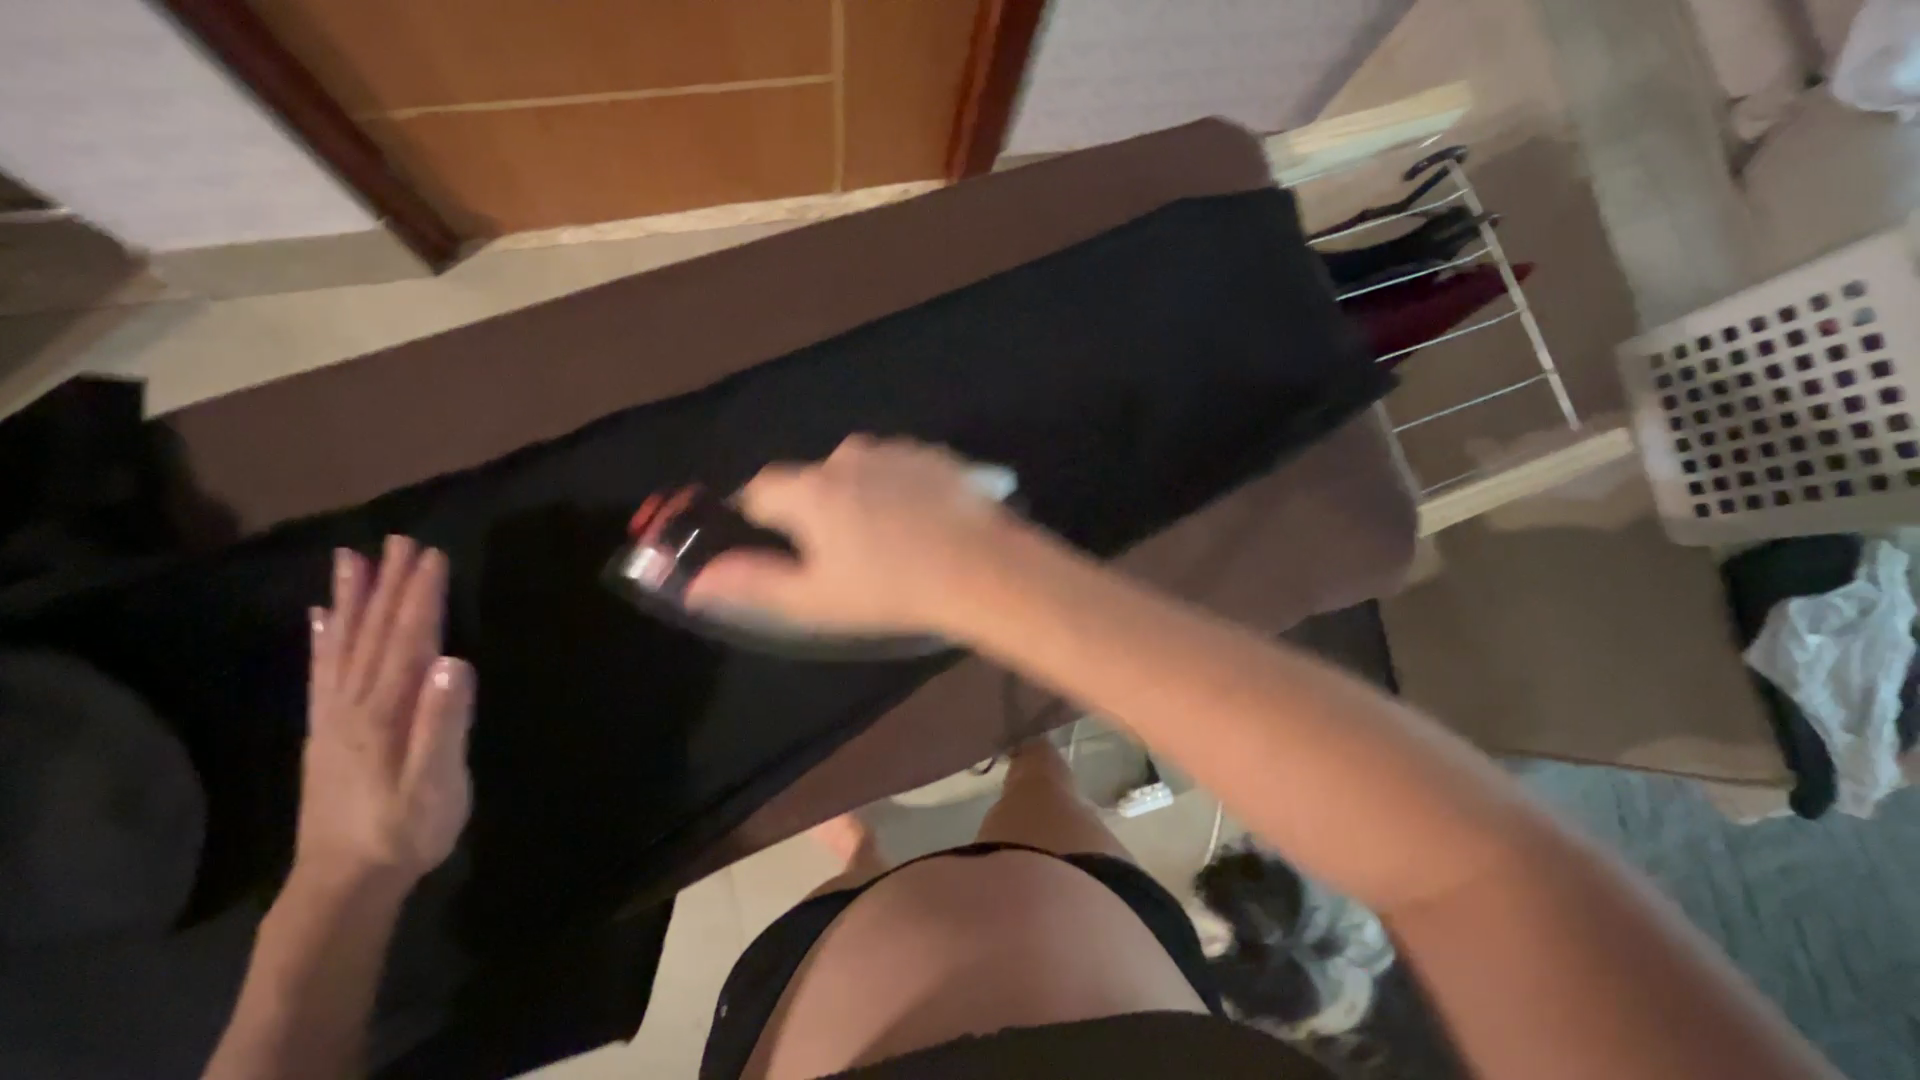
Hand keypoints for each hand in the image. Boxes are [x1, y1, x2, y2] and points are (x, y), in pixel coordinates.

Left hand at [297, 536, 473, 889]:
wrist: (343, 882)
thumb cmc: (406, 831)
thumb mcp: (438, 784)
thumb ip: (445, 723)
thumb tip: (455, 661)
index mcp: (386, 710)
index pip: (409, 640)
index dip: (421, 596)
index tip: (432, 555)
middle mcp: (353, 703)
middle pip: (373, 632)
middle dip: (388, 584)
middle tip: (397, 540)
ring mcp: (333, 717)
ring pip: (342, 645)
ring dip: (350, 600)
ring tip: (349, 560)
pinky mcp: (323, 734)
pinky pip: (320, 675)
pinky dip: (321, 641)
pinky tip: (320, 620)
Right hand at [686, 435, 1014, 635]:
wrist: (983, 569)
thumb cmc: (891, 589)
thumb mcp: (816, 599)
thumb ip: (754, 583)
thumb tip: (698, 579)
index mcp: (811, 489)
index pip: (760, 491)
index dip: (761, 519)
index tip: (780, 549)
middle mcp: (847, 456)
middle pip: (811, 480)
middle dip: (815, 510)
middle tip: (842, 555)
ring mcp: (896, 450)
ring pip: (858, 471)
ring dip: (859, 496)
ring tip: (888, 541)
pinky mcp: (934, 455)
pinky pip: (899, 469)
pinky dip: (898, 489)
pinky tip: (920, 524)